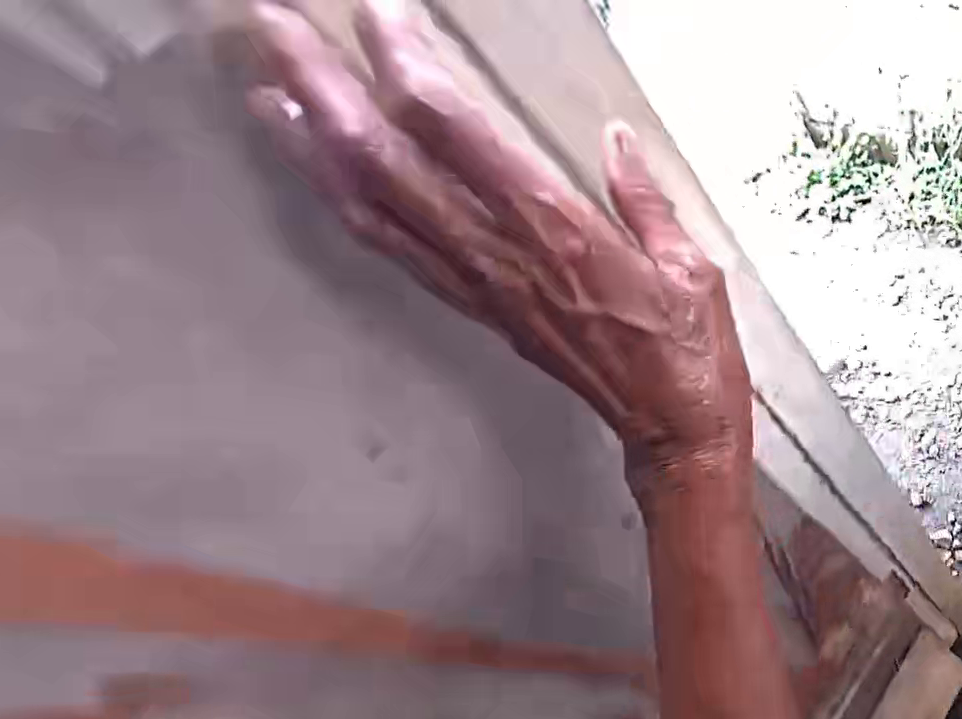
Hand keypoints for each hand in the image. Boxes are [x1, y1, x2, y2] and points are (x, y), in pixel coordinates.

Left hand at [243, 0, 751, 493]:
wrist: (675, 432)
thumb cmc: (694, 353)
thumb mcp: (693, 271)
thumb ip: (647, 201)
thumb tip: (616, 138)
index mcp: (562, 232)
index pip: (454, 130)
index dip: (404, 61)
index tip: (377, 11)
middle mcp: (508, 258)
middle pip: (389, 164)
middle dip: (322, 88)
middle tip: (268, 22)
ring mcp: (491, 294)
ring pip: (382, 216)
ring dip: (317, 153)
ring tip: (266, 93)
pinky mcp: (492, 320)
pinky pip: (410, 262)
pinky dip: (360, 216)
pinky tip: (335, 186)